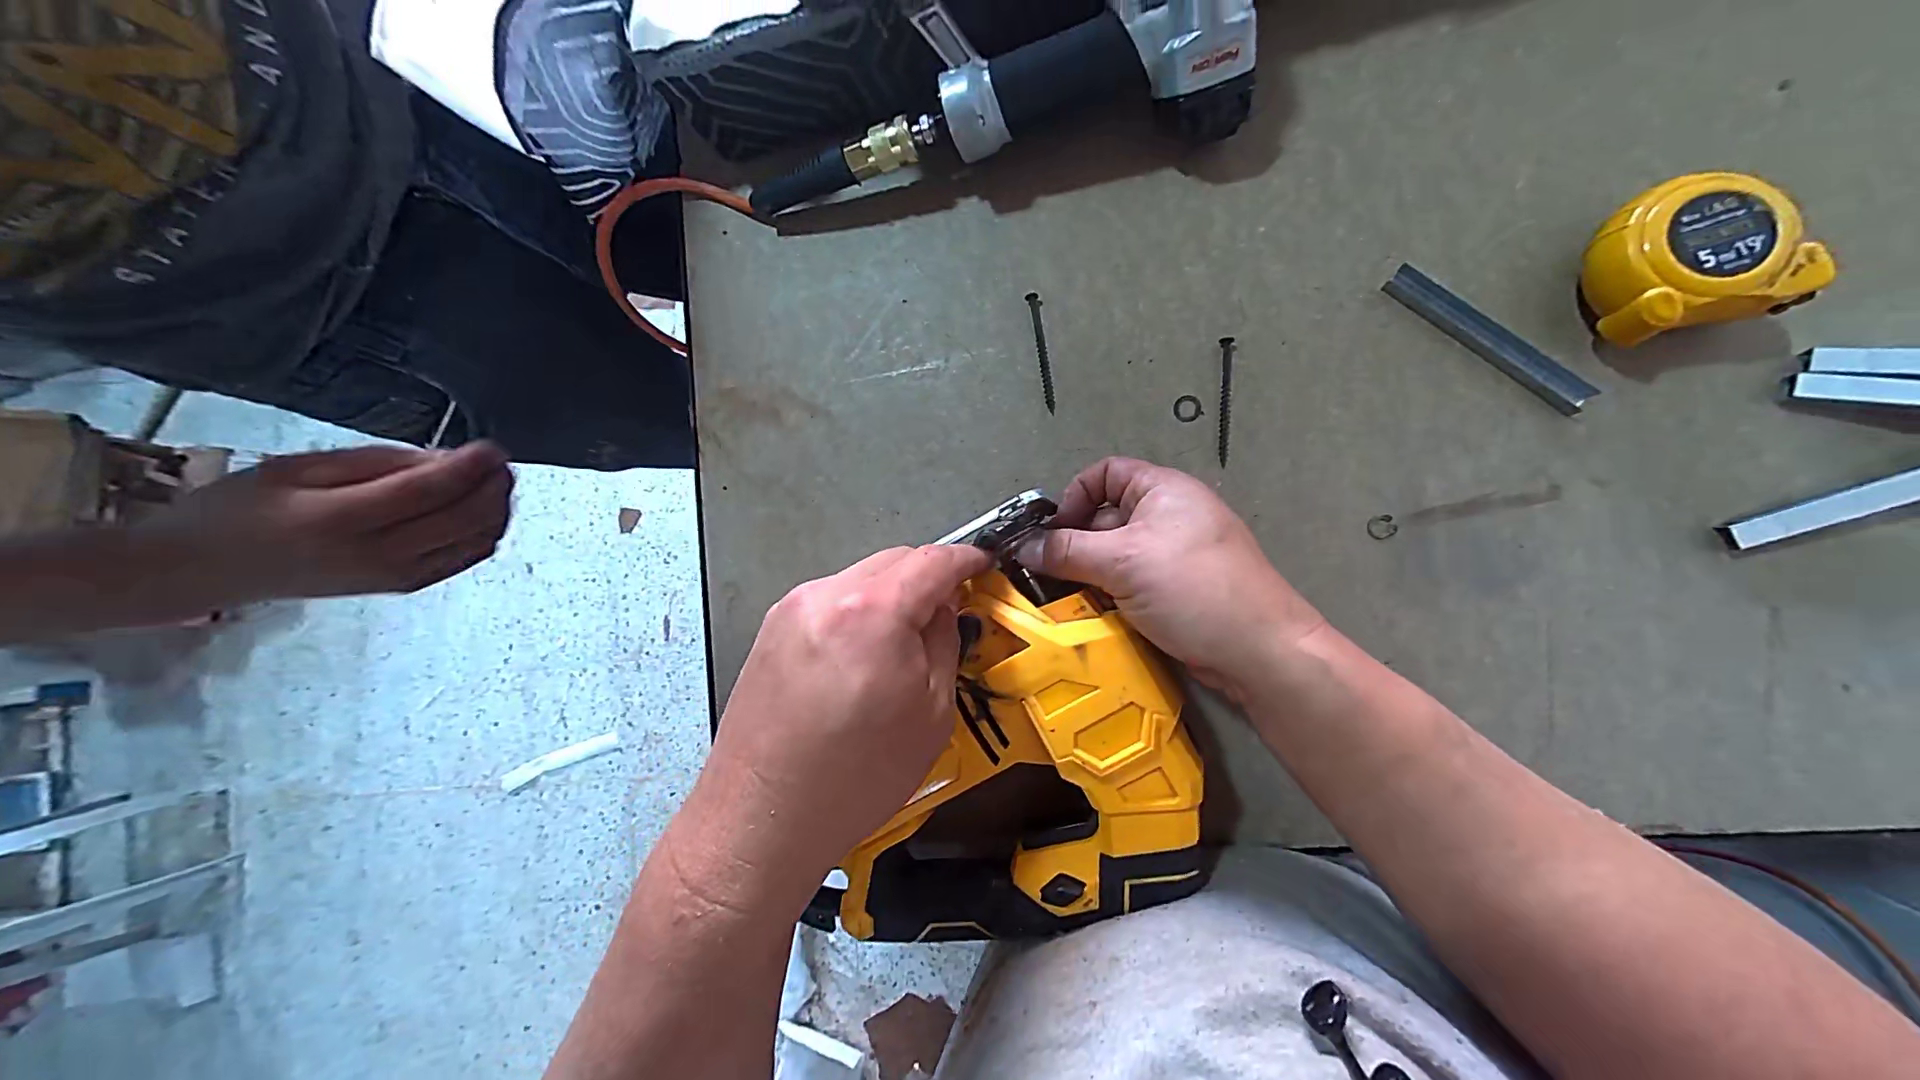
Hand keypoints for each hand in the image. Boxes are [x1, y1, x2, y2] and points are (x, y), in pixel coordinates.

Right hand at [137, 441, 513, 606]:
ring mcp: (398, 576)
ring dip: (497, 508)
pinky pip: (466, 558)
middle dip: (493, 486)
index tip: (492, 448)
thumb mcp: (300, 468)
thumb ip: (379, 463)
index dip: (469, 468)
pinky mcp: (407, 586)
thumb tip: (445, 459)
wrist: (206, 570)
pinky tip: (484, 509)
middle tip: (499, 461)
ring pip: (476, 541)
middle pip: (464, 519)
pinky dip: (486, 531)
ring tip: (495, 479)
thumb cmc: (242, 509)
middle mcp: (377, 555)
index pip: (427, 492)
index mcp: (340, 520)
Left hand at [684, 544, 991, 904]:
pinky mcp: (773, 628)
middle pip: (894, 560)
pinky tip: (868, 652)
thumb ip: (944, 643)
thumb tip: (944, 610)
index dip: (965, 558)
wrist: (764, 817)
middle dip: (928, 577)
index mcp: (870, 614)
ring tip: (906, 641)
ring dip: (893, 595)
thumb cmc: (850, 780)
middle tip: (951, 608)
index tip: (980, 563)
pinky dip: (860, 611)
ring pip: (861, 578)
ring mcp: (792, 609)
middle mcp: (825, 597)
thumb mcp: (930, 715)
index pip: (931, 561)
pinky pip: (833, 600)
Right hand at [1015, 457, 1325, 698]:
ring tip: (1064, 598)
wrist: (1258, 651)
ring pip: (1113, 555)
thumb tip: (1022, 546)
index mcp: (1163, 490)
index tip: (1051, 532)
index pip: (1105, 474)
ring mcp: (1172, 556)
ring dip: (1088, 574)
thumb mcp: (1122, 562)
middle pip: (1104, 517)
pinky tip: (1091, 614)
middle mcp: (1168, 516)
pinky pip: (1129, 582)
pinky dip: (1107, 594)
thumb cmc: (1192, 589)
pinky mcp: (1174, 590)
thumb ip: (1067, 551)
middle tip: (1045, 573)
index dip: (1073, 496)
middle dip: (1074, 543)